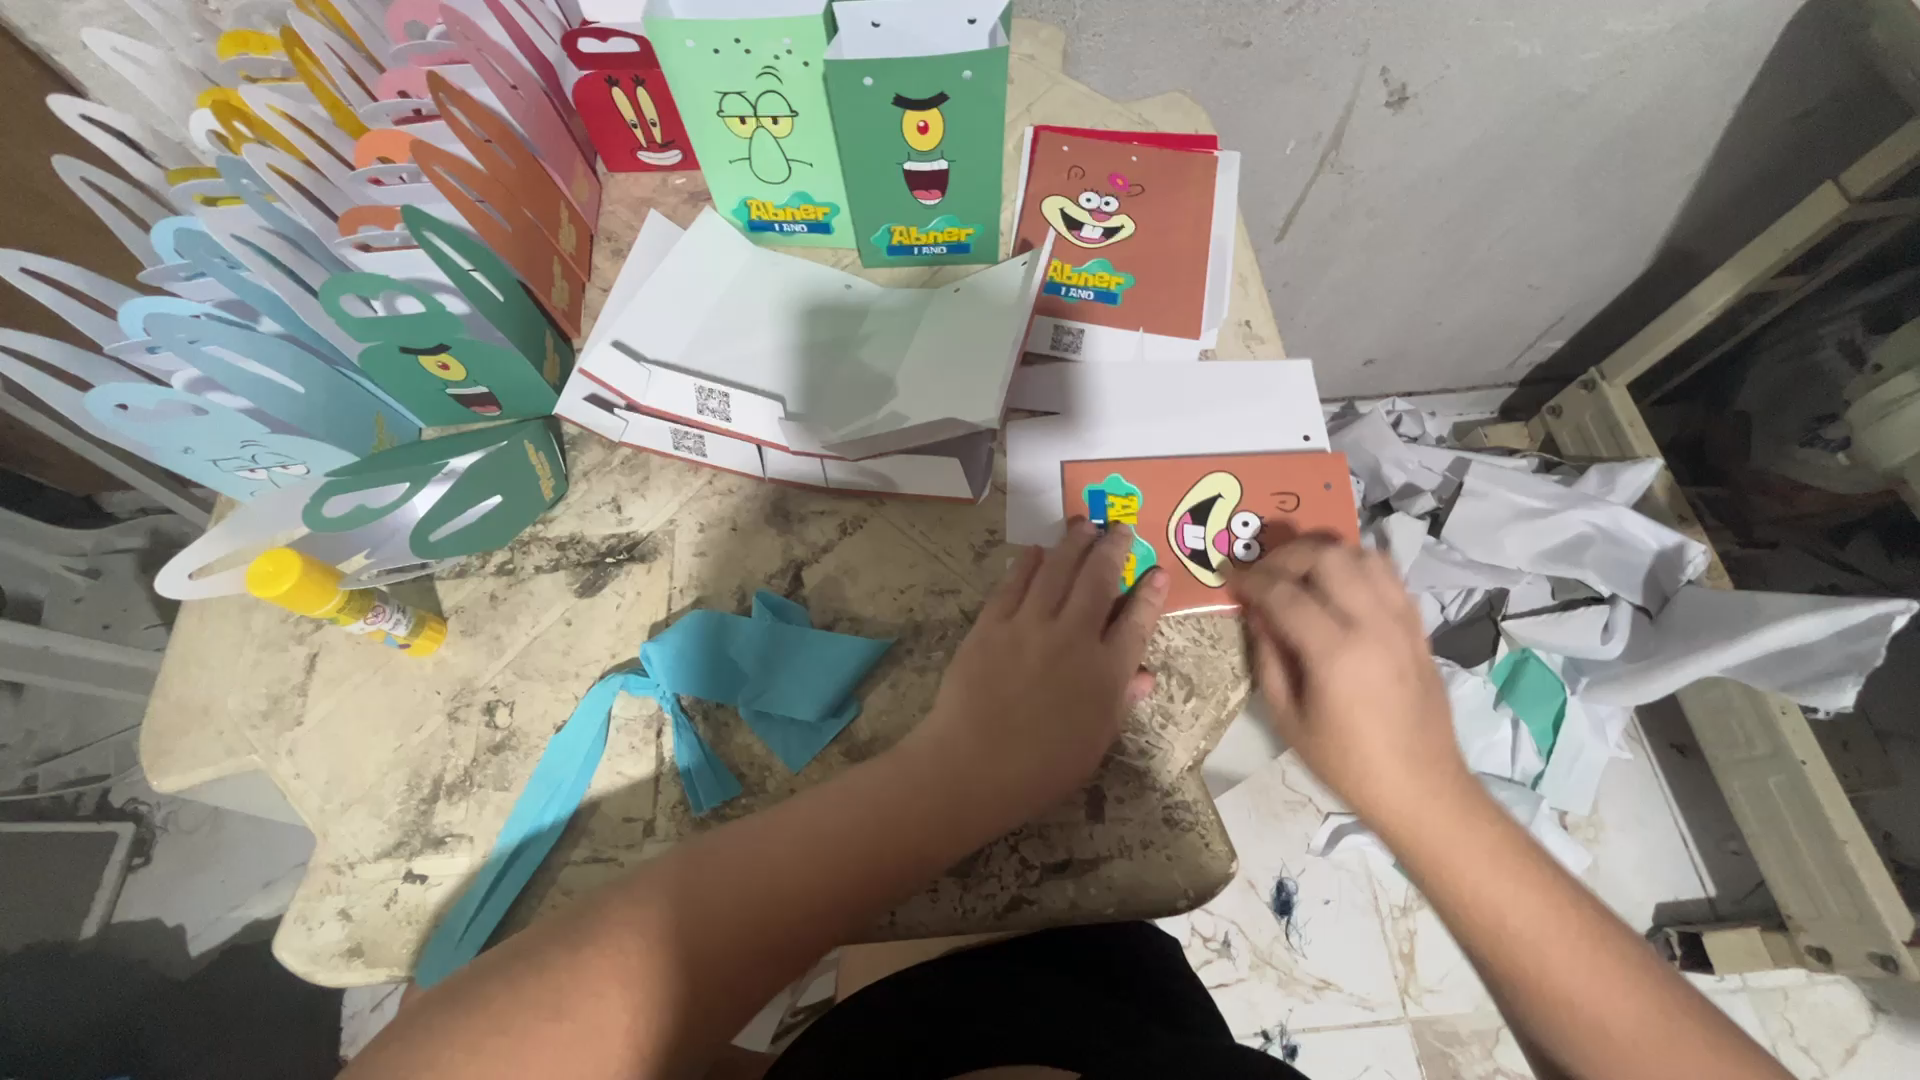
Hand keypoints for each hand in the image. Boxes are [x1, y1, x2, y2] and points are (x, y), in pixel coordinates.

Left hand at [910, 520, 1168, 827]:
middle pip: (1099, 580)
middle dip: (1113, 548)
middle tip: (1119, 527)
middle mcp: (1073, 637)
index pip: (1138, 621)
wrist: (973, 766)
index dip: (1151, 593)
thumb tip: (1143, 675)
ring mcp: (1030, 625)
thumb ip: (1121, 702)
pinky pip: (1014, 583)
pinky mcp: (993, 623)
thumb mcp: (1095, 742)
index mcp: (1106, 672)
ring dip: (1073, 543)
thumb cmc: (1042, 767)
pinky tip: (1035, 550)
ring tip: (1084, 523)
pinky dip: (1028, 563)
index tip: (1157, 571)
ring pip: (1058, 570)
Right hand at [1228, 537, 1467, 828]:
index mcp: (1336, 653)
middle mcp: (1373, 625)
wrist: (1421, 787)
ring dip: (1324, 554)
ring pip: (1362, 555)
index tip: (1229, 577)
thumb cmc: (1345, 762)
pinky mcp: (1419, 627)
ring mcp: (1402, 622)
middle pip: (1327, 556)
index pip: (1285, 593)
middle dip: (1286, 556)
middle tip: (1264, 574)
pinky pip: (1389, 575)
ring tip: (1300, 573)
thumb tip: (1255, 613)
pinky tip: (1337, 585)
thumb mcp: (1287, 716)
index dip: (1251, 580)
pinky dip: (1357, 567)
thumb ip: (1268, 657)